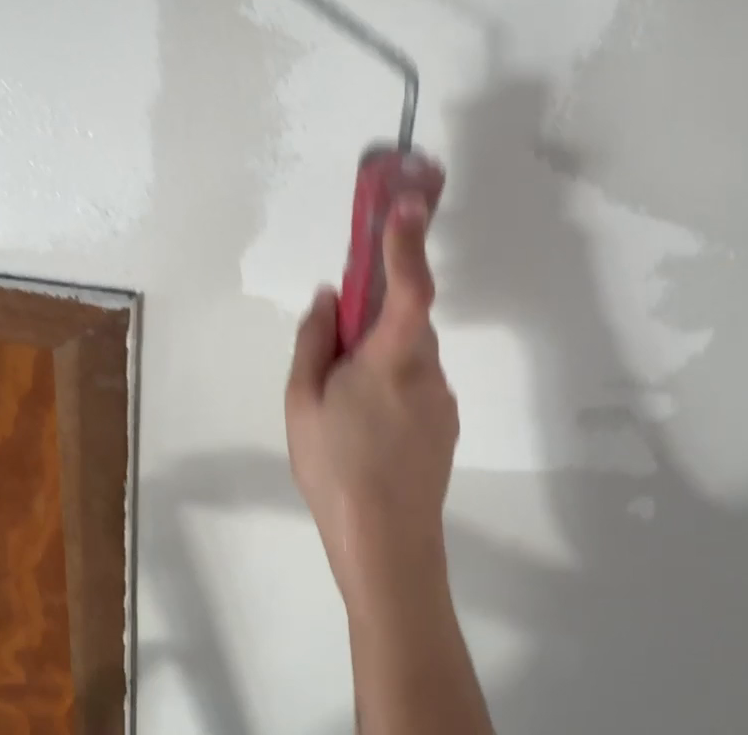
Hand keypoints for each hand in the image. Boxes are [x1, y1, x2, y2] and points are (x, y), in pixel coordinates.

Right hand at [285, 192, 455, 597]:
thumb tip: (331, 296)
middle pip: (403, 320)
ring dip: (377, 355)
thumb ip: (315, 339)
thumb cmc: (335, 466)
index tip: (408, 202)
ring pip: (407, 353)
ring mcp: (441, 399)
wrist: (387, 545)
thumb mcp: (302, 400)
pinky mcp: (444, 424)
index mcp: (389, 358)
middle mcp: (426, 369)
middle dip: (372, 317)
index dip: (407, 241)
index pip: (408, 286)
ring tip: (340, 406)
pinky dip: (390, 383)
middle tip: (332, 347)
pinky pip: (414, 382)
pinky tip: (364, 428)